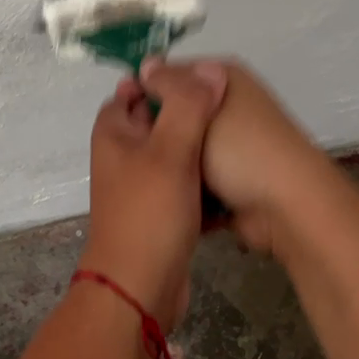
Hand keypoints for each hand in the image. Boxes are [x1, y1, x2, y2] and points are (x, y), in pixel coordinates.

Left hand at [75, 66, 226, 331]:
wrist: (139, 291)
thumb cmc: (149, 213)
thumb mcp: (170, 151)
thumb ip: (190, 107)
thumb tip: (211, 67)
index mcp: (115, 130)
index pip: (140, 88)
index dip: (170, 80)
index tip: (210, 81)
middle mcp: (125, 153)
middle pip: (164, 121)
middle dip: (196, 118)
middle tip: (236, 114)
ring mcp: (144, 185)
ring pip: (181, 156)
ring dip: (207, 155)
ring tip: (243, 148)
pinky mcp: (164, 214)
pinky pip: (190, 189)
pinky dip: (210, 189)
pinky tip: (238, 189)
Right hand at [139, 58, 328, 256]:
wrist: (290, 210)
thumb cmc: (241, 150)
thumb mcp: (196, 107)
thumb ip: (166, 85)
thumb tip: (144, 65)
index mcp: (224, 79)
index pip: (171, 74)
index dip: (144, 91)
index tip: (121, 114)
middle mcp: (229, 107)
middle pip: (175, 114)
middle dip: (155, 133)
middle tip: (129, 149)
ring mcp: (232, 147)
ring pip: (183, 150)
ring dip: (169, 164)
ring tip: (143, 175)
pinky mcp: (232, 182)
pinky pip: (196, 179)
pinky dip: (185, 188)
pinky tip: (165, 196)